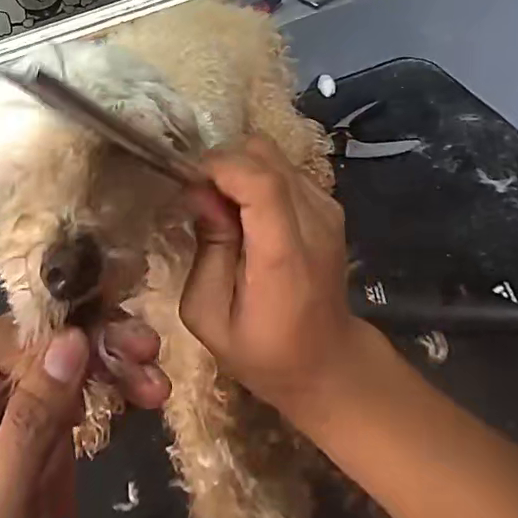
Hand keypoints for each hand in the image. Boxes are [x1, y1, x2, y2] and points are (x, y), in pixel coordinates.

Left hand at [0, 314, 167, 517]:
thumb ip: (29, 425)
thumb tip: (71, 339)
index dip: (61, 337)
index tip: (121, 340)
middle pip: (36, 346)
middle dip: (97, 345)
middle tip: (150, 351)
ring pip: (61, 359)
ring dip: (113, 362)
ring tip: (155, 381)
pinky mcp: (31, 425)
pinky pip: (73, 388)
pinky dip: (110, 386)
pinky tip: (143, 393)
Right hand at [180, 135, 367, 413]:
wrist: (328, 362)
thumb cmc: (263, 351)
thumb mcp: (209, 316)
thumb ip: (206, 249)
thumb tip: (200, 192)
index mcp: (284, 256)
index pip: (260, 182)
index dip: (220, 167)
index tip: (188, 181)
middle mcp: (314, 221)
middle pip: (266, 155)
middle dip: (224, 163)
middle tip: (202, 196)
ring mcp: (327, 209)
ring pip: (274, 155)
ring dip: (241, 169)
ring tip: (224, 208)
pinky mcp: (329, 205)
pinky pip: (285, 168)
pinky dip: (258, 178)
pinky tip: (249, 213)